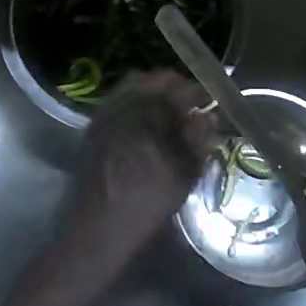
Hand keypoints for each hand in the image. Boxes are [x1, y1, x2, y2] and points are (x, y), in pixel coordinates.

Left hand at [67, 71, 213, 243]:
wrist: (98, 226)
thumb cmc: (147, 201)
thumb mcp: (185, 173)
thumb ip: (198, 137)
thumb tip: (207, 114)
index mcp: (148, 110)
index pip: (179, 85)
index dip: (198, 91)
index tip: (210, 102)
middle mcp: (123, 102)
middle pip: (155, 79)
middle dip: (176, 89)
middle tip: (192, 108)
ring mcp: (105, 111)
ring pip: (135, 87)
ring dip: (155, 94)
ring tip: (171, 116)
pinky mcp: (94, 124)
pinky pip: (119, 100)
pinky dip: (137, 103)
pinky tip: (148, 124)